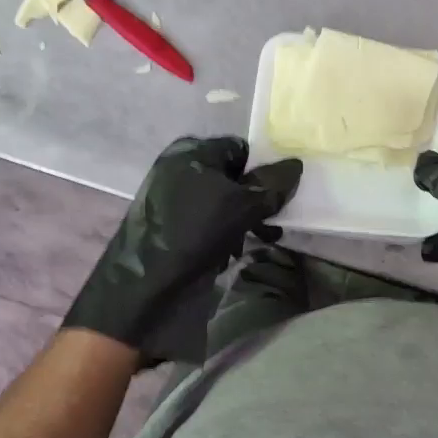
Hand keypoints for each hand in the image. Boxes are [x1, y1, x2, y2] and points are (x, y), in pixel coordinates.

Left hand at [63, 136, 301, 349]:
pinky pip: (205, 218)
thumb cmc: (194, 235)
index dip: (263, 170)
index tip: (281, 195)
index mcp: (192, 151)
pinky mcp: (166, 223)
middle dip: (256, 198)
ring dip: (244, 218)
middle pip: (232, 175)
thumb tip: (295, 165)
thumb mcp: (241, 207)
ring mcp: (169, 195)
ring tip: (261, 240)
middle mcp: (178, 166)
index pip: (241, 149)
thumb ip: (272, 186)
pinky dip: (223, 231)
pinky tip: (234, 251)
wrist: (143, 288)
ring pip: (221, 199)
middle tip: (273, 223)